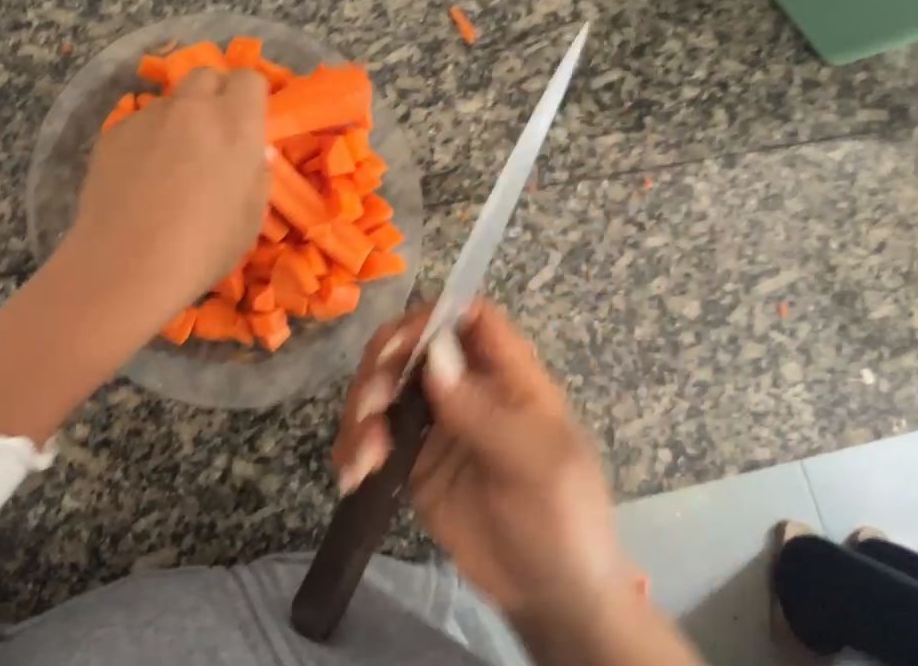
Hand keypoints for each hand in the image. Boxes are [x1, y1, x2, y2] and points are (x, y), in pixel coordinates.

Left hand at [0, 66, 266, 445]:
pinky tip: (137, 182)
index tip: (249, 123)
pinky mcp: (112, 135)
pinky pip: (137, 127)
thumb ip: (256, 177)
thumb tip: (254, 155)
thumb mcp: (250, 220)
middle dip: (213, 97)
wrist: (125, 265)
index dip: (250, 98)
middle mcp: (191, 108)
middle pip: (205, 77)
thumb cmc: (202, 248)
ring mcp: (146, 118)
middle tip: (213, 137)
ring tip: (168, 169)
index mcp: (235, 123)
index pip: (249, 79)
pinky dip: (144, 143)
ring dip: (176, 123)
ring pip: (169, 104)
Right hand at [334, 304, 629, 629]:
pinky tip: (353, 474)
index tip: (398, 348)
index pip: (470, 319)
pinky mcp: (411, 459)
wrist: (550, 599)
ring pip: (382, 388)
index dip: (432, 318)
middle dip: (380, 369)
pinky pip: (371, 434)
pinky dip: (354, 447)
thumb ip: (484, 411)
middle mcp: (467, 390)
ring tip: (364, 458)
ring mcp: (436, 424)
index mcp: (509, 380)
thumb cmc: (563, 524)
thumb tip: (435, 353)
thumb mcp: (536, 467)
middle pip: (411, 347)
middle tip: (370, 408)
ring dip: (361, 413)